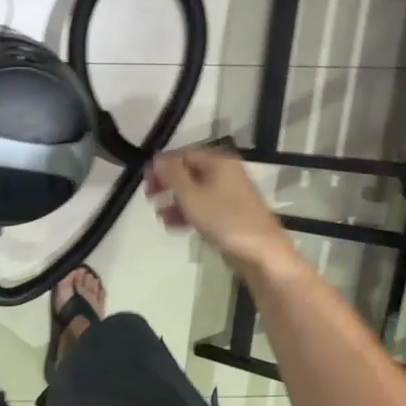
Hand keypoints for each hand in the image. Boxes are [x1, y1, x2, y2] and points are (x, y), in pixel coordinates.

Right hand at [146, 146, 295, 268]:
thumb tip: (156, 158)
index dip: (162, 165)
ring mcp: (228, 194)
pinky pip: (203, 206)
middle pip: (189, 172)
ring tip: (159, 216)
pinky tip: (173, 225)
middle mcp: (224, 173)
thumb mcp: (191, 195)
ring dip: (174, 201)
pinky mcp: (229, 213)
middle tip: (149, 198)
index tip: (145, 181)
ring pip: (194, 191)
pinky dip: (187, 212)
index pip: (183, 154)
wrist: (260, 251)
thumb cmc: (223, 219)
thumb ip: (171, 174)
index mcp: (218, 162)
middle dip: (167, 184)